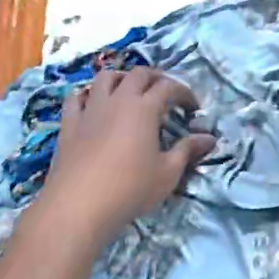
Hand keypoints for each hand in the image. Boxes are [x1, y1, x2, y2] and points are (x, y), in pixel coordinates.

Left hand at [36, 68, 215, 247]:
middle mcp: (117, 100)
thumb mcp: (168, 172)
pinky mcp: (69, 123)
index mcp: (144, 108)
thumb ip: (188, 150)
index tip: (192, 108)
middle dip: (156, 78)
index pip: (168, 87)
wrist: (80, 204)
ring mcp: (90, 109)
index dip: (184, 93)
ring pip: (106, 77)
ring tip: (130, 91)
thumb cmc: (132, 188)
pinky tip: (94, 104)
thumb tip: (209, 139)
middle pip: (138, 74)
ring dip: (122, 78)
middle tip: (166, 93)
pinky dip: (90, 94)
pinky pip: (77, 97)